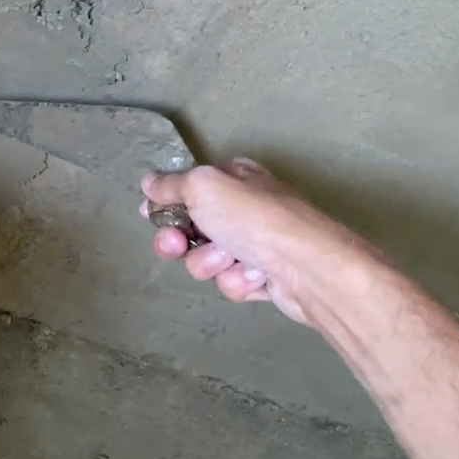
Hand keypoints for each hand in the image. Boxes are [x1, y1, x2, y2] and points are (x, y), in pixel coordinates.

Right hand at [141, 158, 383, 324]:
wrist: (310, 268)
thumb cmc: (254, 219)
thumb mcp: (202, 186)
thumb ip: (170, 184)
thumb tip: (148, 182)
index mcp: (233, 178)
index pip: (187, 188)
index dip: (166, 205)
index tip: (152, 216)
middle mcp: (244, 208)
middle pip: (190, 227)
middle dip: (180, 240)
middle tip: (177, 245)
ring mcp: (255, 243)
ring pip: (206, 258)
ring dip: (211, 262)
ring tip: (231, 260)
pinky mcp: (264, 276)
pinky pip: (230, 280)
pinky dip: (237, 280)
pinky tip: (255, 276)